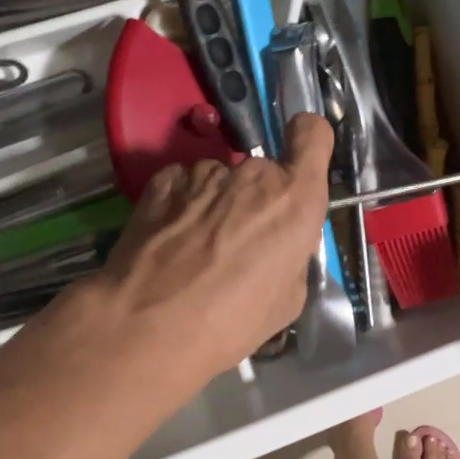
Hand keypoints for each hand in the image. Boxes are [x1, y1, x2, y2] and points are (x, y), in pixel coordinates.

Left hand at [59, 112, 334, 387]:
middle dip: (256, 199)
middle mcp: (253, 173)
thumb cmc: (231, 321)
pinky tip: (171, 243)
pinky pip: (185, 185)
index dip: (308, 141)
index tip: (299, 162)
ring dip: (216, 204)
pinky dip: (182, 205)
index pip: (313, 134)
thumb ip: (292, 256)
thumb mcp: (288, 299)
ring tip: (197, 250)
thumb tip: (280, 247)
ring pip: (221, 180)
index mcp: (294, 198)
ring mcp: (204, 172)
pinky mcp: (164, 179)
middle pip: (263, 171)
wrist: (147, 325)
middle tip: (240, 243)